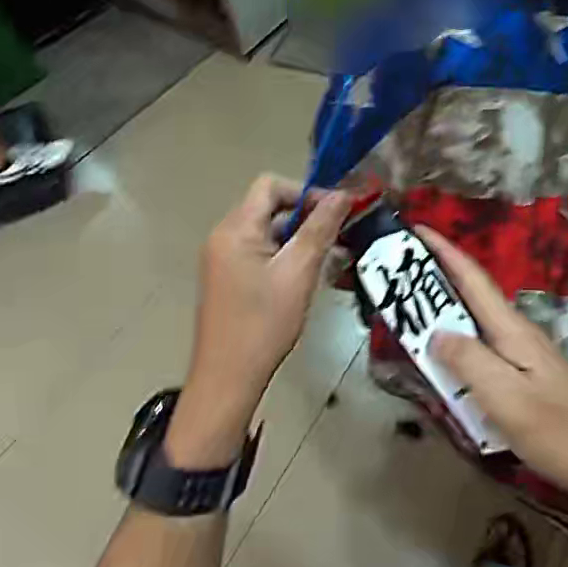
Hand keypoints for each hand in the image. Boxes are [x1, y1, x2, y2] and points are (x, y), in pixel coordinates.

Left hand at [166, 176, 349, 466]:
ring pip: (270, 231)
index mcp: (236, 229)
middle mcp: (225, 236)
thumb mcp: (299, 271)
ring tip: (331, 258)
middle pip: (271, 207)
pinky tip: (309, 276)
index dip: (306, 192)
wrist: (227, 380)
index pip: (271, 186)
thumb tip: (343, 194)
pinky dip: (287, 254)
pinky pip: (262, 251)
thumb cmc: (264, 323)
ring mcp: (224, 258)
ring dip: (301, 237)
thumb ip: (321, 228)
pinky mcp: (229, 278)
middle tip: (340, 236)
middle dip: (308, 216)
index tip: (335, 213)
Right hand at [421, 229, 567, 502]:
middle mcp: (519, 334)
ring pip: (479, 323)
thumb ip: (469, 362)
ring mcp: (527, 356)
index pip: (473, 279)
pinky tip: (450, 360)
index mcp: (512, 331)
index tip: (417, 228)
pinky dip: (461, 342)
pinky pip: (486, 348)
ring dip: (448, 310)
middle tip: (400, 272)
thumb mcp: (506, 399)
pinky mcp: (530, 378)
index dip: (444, 252)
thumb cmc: (558, 432)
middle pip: (474, 296)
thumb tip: (435, 332)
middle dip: (439, 277)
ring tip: (414, 312)